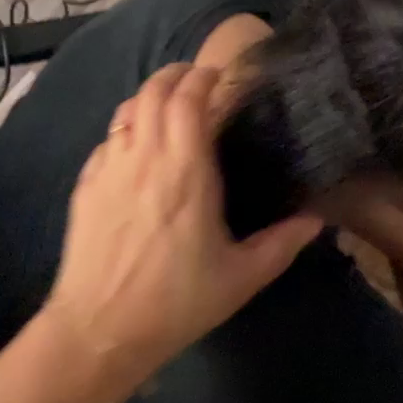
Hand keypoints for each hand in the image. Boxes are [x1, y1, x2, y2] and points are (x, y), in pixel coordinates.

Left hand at [41, 64, 323, 380]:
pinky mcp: (86, 182)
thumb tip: (317, 217)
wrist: (101, 327)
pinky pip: (107, 140)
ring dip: (147, 96)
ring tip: (165, 103)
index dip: (201, 78)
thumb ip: (281, 243)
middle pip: (153, 91)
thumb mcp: (241, 278)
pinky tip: (134, 146)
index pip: (188, 99)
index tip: (216, 75)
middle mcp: (145, 155)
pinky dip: (125, 129)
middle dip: (174, 75)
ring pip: (126, 109)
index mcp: (185, 169)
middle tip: (193, 78)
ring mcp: (110, 166)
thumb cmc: (177, 301)